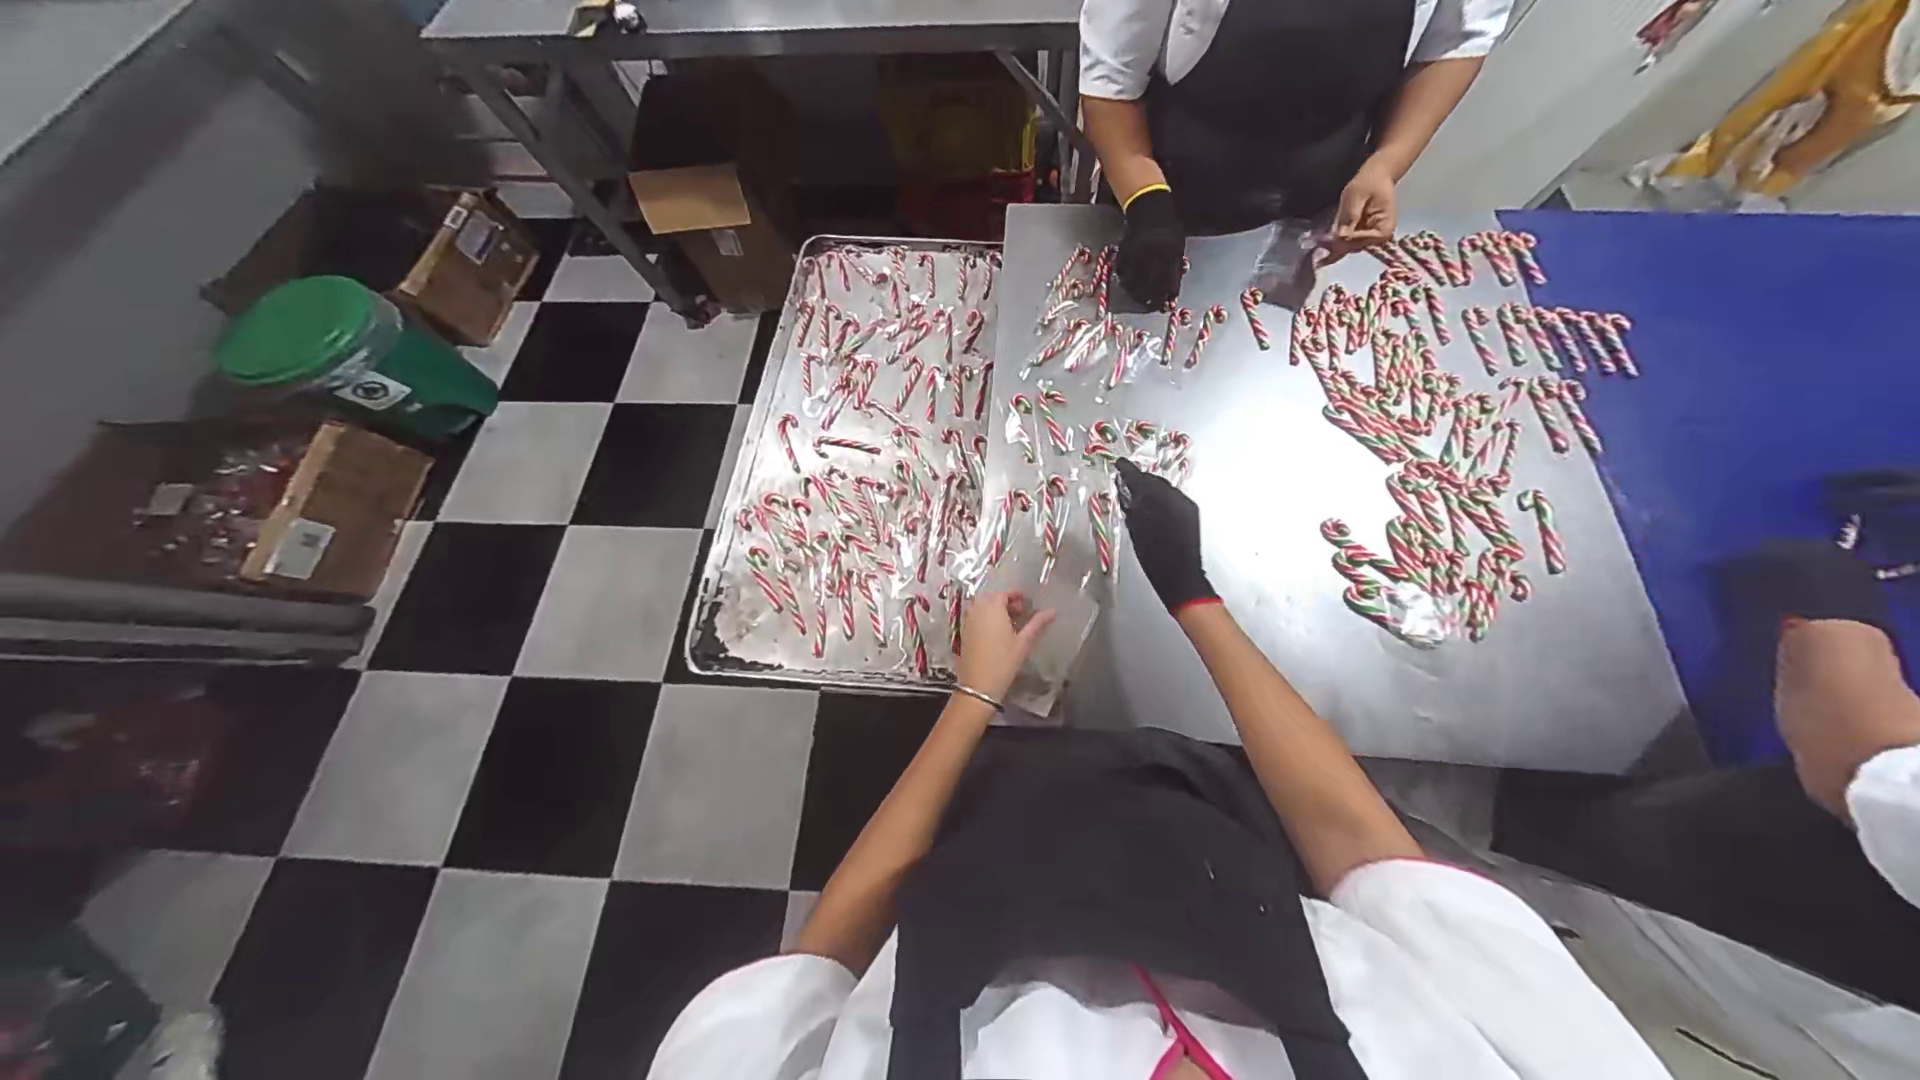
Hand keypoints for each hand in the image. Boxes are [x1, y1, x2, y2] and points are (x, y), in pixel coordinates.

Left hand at [954, 590, 1055, 700]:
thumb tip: (1052, 611)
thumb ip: (1037, 623)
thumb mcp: (1024, 642)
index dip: (1015, 595)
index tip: (1026, 601)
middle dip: (1006, 602)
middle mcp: (977, 610)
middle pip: (991, 599)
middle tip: (1021, 612)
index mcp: (992, 608)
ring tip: (1011, 623)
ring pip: (982, 608)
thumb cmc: (1004, 661)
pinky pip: (976, 618)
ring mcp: (968, 622)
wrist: (979, 685)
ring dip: (996, 610)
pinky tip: (997, 633)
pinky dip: (986, 619)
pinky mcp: (963, 633)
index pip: (1003, 593)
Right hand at [1114, 459, 1214, 610]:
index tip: (1119, 464)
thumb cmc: (1153, 558)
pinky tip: (1154, 508)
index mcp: (1156, 501)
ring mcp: (1185, 503)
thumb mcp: (1135, 530)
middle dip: (1140, 481)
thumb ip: (1130, 507)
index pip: (1139, 478)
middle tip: (1126, 483)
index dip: (1127, 470)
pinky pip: (1173, 498)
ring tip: (1138, 497)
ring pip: (1164, 488)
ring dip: (1151, 490)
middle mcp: (1174, 497)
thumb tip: (1125, 490)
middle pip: (1153, 480)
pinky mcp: (1192, 511)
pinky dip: (1162, 499)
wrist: (1180, 575)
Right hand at [1115, 187, 1184, 308]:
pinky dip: (1126, 282)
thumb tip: (1171, 292)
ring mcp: (1135, 255)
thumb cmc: (1168, 229)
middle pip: (1148, 287)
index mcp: (1168, 254)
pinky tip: (1130, 285)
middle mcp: (1151, 256)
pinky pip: (1123, 273)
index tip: (1164, 304)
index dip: (1165, 296)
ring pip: (1133, 283)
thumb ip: (1174, 269)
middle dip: (1150, 300)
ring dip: (1136, 294)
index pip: (1167, 283)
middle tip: (1151, 305)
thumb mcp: (1178, 247)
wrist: (1149, 210)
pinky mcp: (1123, 253)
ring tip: (1140, 298)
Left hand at [1319, 157, 1396, 265]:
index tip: (1327, 241)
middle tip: (1316, 249)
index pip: (1362, 241)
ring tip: (1316, 252)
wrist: (1375, 177)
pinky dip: (1333, 247)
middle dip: (1335, 247)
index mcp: (1384, 226)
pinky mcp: (1359, 236)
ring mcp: (1368, 238)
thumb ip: (1351, 216)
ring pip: (1347, 249)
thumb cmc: (1368, 183)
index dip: (1345, 241)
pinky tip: (1320, 254)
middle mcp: (1378, 237)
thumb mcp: (1357, 196)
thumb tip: (1342, 236)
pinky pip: (1345, 245)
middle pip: (1353, 247)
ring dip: (1331, 249)